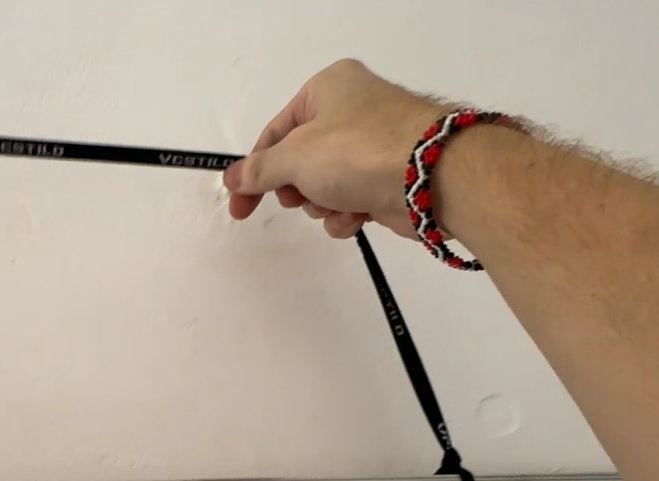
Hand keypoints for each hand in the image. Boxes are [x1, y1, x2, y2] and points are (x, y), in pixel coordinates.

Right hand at [223, 60, 441, 240]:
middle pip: (298, 162)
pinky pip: (348, 201)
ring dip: (322, 204)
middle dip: (297, 189)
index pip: (274, 133)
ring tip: (338, 201)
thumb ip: (258, 171)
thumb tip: (230, 177)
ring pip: (321, 187)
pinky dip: (346, 213)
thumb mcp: (294, 157)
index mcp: (327, 88)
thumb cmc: (354, 151)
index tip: (239, 206)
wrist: (428, 175)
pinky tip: (358, 213)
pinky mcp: (385, 178)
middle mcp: (349, 111)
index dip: (253, 172)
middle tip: (299, 196)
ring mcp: (370, 145)